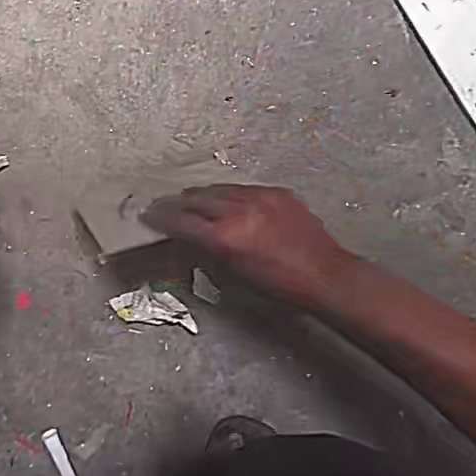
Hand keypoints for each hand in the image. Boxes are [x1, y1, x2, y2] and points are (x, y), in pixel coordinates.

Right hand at [142, 184, 359, 306]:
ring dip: (202, 195)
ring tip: (191, 199)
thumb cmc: (281, 287)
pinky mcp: (277, 193)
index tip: (150, 216)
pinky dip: (230, 194)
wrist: (324, 276)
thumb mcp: (235, 276)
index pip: (181, 221)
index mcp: (225, 237)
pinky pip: (244, 188)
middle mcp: (239, 211)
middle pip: (196, 199)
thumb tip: (189, 241)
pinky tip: (228, 200)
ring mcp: (260, 198)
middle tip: (165, 205)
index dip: (161, 218)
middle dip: (177, 203)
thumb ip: (208, 253)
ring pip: (219, 188)